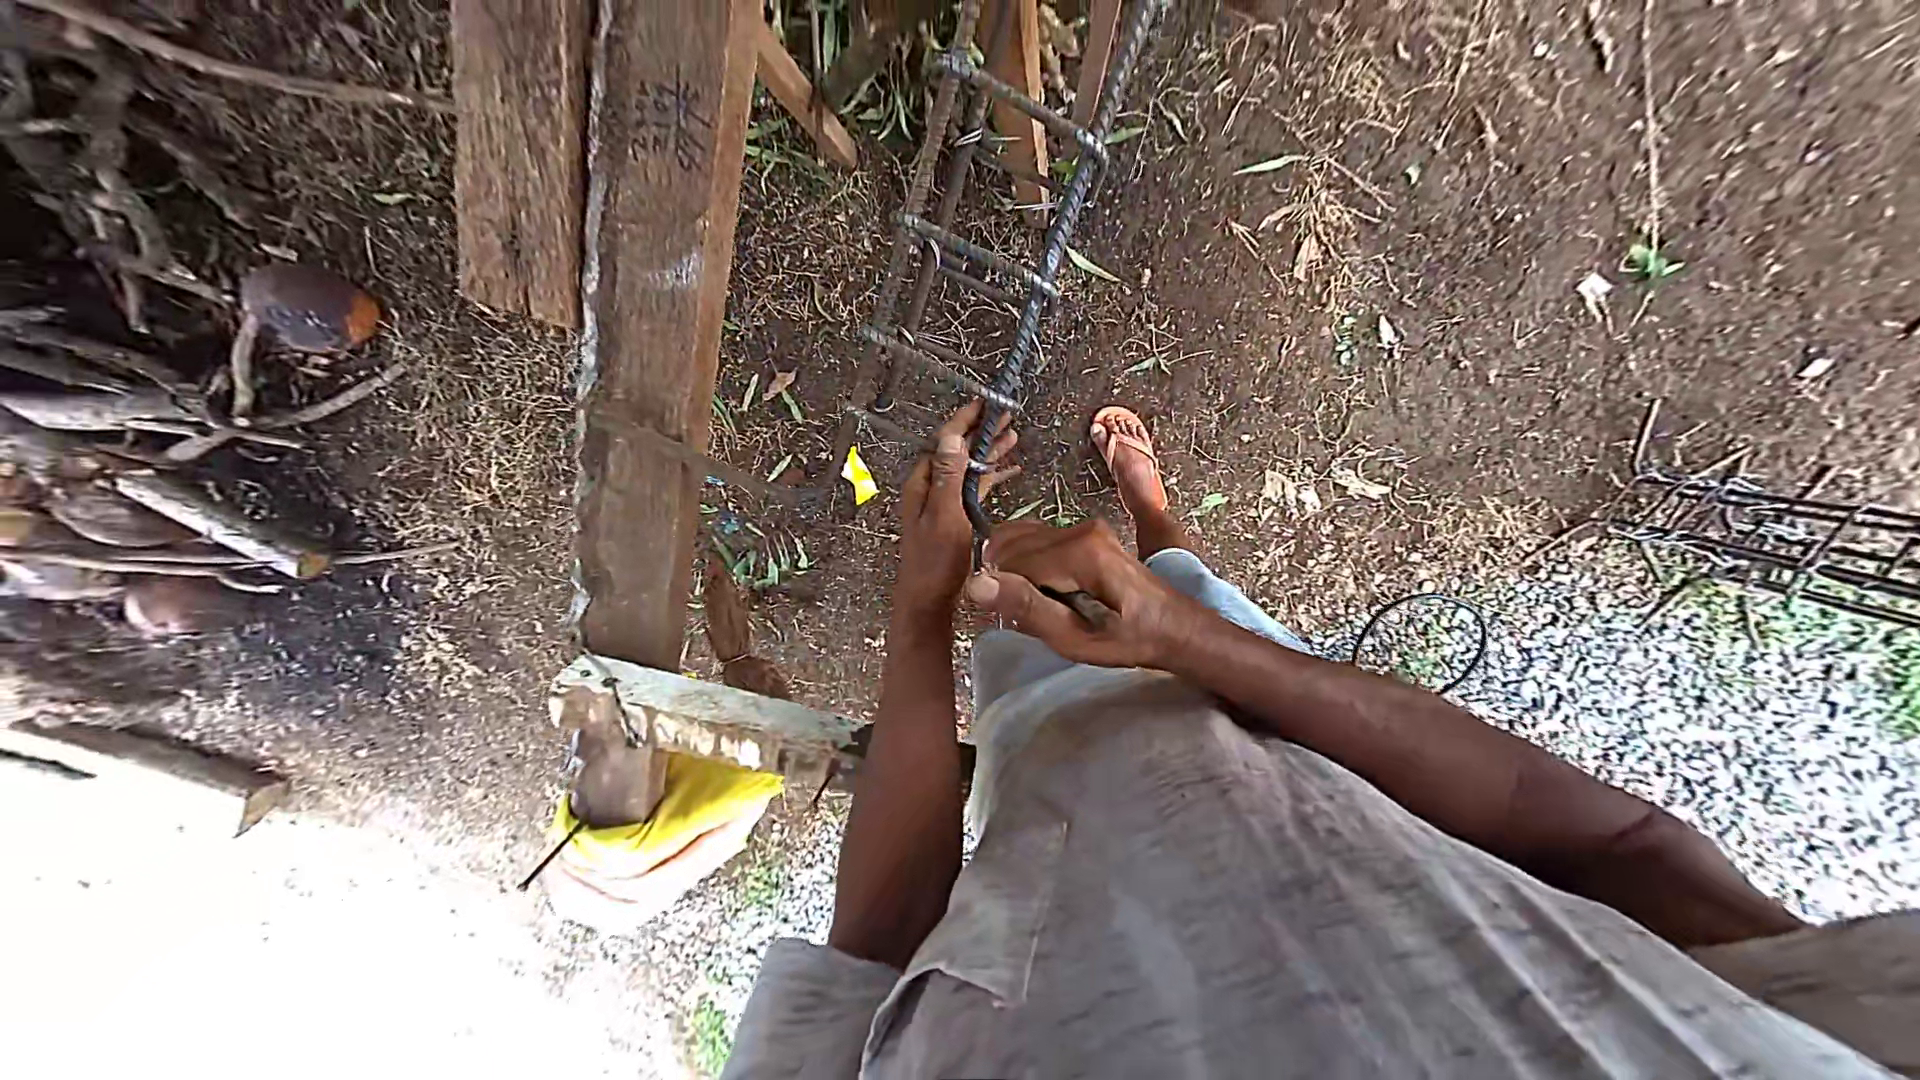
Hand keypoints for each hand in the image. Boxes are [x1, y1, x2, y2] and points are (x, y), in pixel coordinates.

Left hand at [894, 401, 1018, 626]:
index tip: (984, 404)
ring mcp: (943, 503)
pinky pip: (975, 488)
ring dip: (990, 452)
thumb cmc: (934, 562)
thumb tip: (953, 436)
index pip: (944, 442)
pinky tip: (1008, 470)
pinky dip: (992, 477)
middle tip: (1006, 416)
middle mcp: (931, 489)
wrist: (929, 600)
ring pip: (969, 468)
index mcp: (923, 484)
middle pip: (958, 451)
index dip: (965, 421)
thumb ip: (949, 476)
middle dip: (982, 432)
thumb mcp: (944, 516)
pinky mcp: (955, 517)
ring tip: (1013, 436)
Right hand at [964, 520, 1208, 668]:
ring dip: (1016, 570)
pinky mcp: (1087, 532)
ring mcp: (1085, 527)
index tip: (1016, 619)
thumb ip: (1026, 607)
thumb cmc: (1128, 641)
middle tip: (1028, 613)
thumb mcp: (1074, 639)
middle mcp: (1080, 529)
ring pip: (1020, 539)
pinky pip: (1037, 538)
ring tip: (1038, 601)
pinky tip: (1043, 586)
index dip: (1003, 591)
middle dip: (1008, 578)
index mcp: (1079, 553)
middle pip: (1012, 545)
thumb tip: (977, 584)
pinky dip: (1027, 561)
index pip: (1009, 561)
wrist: (1175, 627)